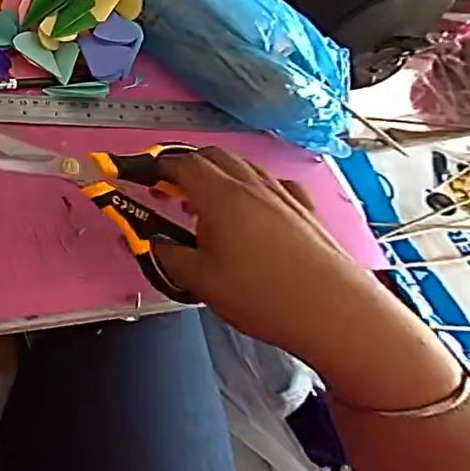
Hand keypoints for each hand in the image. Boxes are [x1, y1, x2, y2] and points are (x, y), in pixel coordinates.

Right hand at [152, 149, 460, 409]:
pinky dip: (250, 187)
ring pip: (241, 165)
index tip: (132, 173)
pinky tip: (249, 208)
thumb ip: (166, 254)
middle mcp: (251, 185)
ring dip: (214, 174)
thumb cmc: (264, 296)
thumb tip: (153, 242)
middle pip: (210, 155)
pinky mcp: (305, 211)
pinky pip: (271, 184)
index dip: (150, 165)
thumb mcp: (199, 280)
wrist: (337, 315)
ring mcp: (282, 195)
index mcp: (220, 196)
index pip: (178, 163)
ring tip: (200, 202)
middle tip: (163, 189)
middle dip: (181, 165)